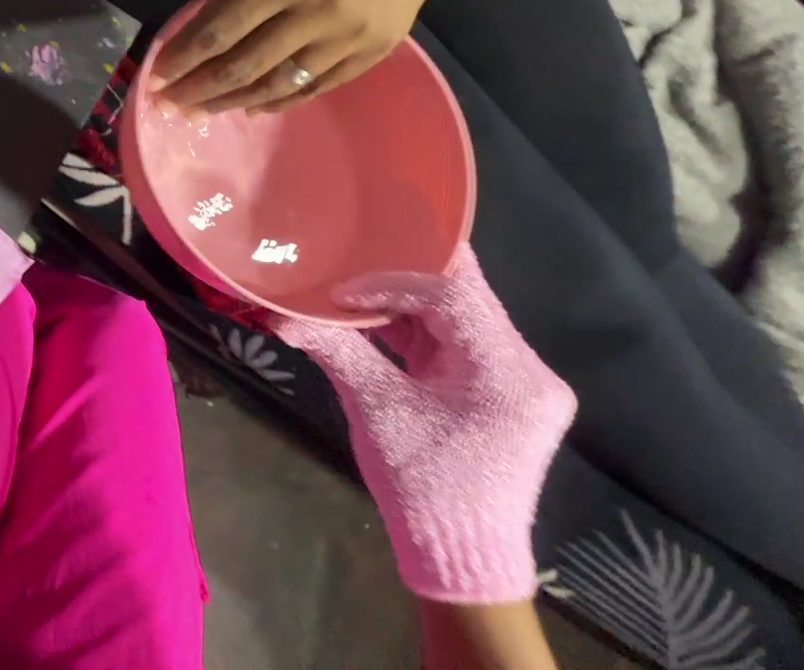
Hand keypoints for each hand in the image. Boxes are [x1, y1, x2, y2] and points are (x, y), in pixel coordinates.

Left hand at [151, 0, 490, 113]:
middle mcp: (320, 9)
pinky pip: (319, 85)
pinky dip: (282, 100)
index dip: (183, 57)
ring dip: (233, 101)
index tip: (155, 76)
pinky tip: (252, 107)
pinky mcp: (378, 47)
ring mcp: (353, 34)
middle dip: (199, 89)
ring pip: (279, 82)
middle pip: (245, 64)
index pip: (221, 28)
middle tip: (168, 105)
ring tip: (200, 112)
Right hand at [272, 245, 576, 603]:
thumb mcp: (374, 410)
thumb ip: (334, 350)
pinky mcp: (498, 390)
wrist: (461, 553)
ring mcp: (517, 379)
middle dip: (406, 274)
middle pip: (466, 296)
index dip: (392, 283)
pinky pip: (455, 339)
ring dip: (406, 299)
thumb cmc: (422, 482)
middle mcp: (527, 368)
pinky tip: (373, 318)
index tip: (340, 293)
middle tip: (355, 251)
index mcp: (509, 372)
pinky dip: (413, 325)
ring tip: (352, 287)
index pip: (454, 297)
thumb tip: (277, 314)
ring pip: (460, 314)